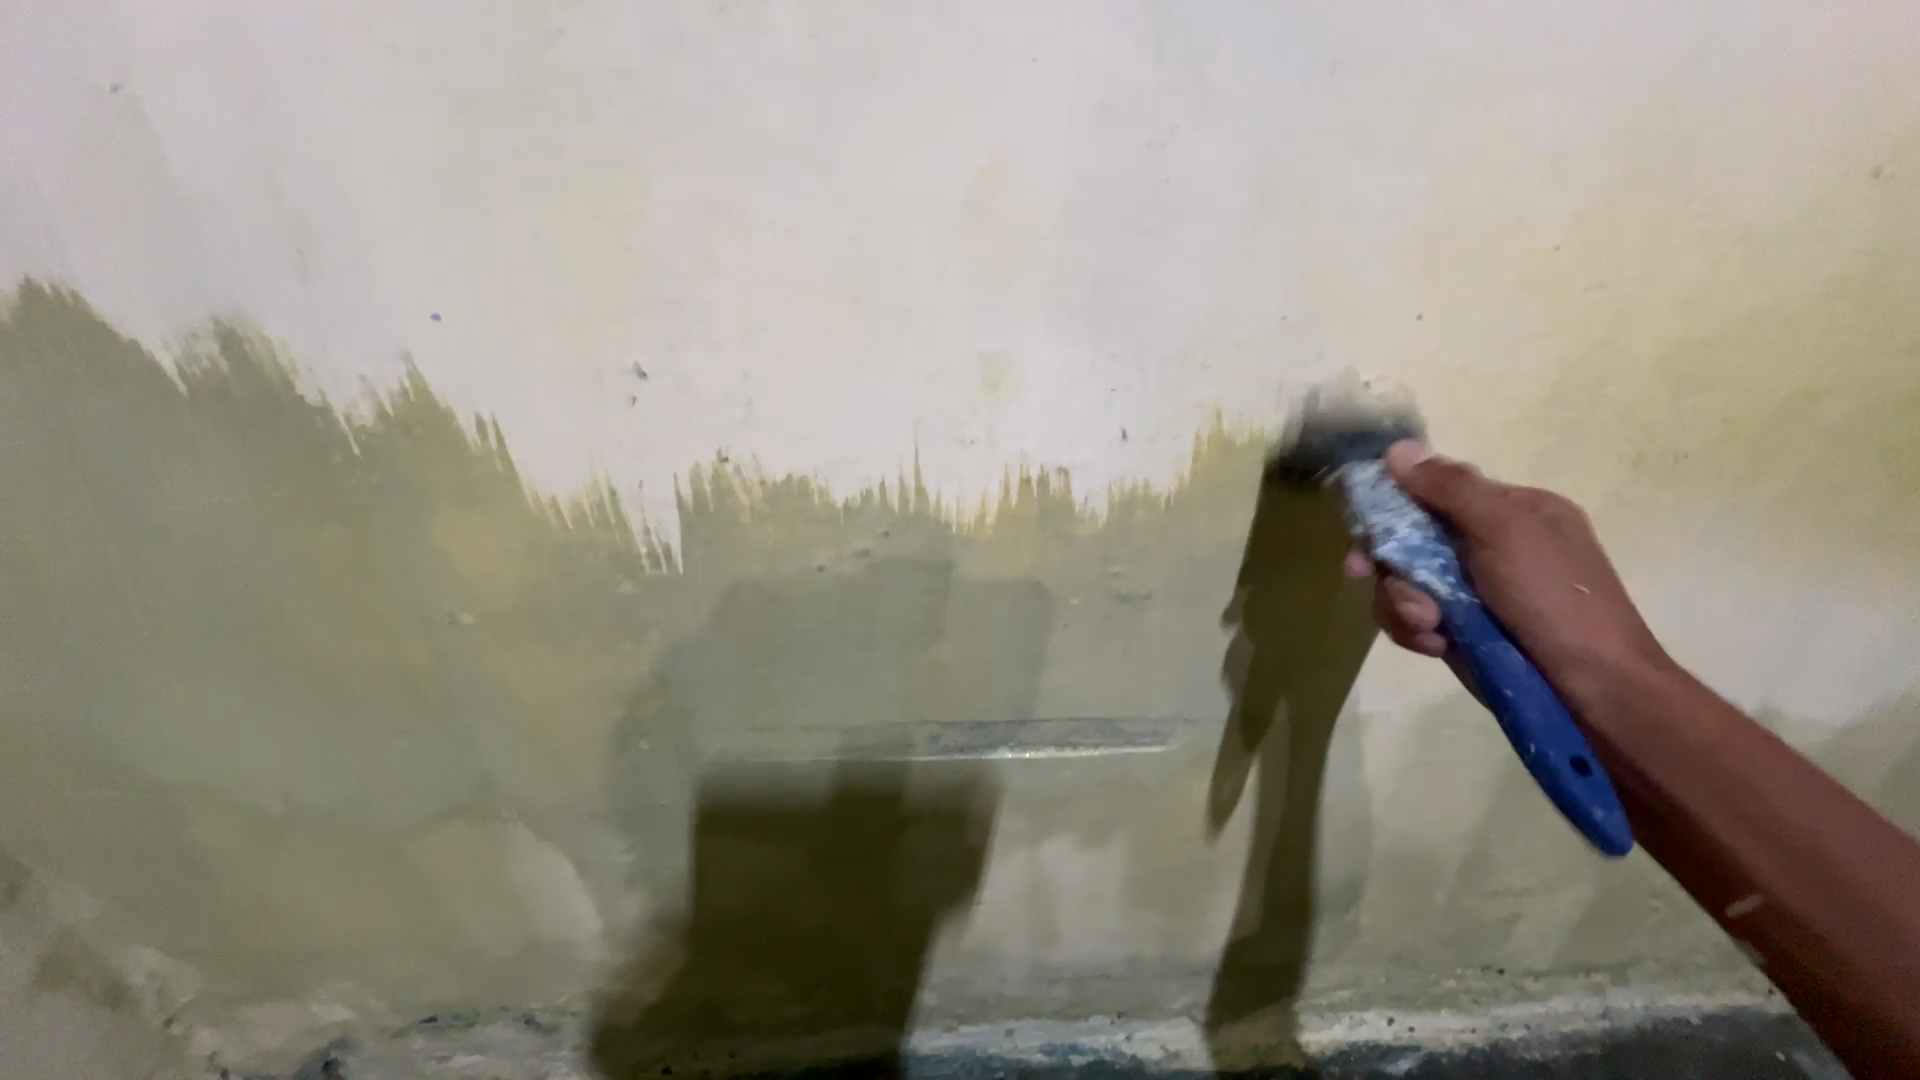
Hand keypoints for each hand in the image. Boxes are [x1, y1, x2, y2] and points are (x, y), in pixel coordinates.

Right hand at [1348, 441, 1674, 706]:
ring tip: (1430, 626)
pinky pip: (1408, 619)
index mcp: (1509, 510)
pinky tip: (1436, 643)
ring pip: (1399, 583)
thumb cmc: (1554, 598)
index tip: (1364, 525)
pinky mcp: (1454, 629)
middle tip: (1360, 574)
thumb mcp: (1506, 529)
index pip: (1433, 491)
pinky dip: (1414, 631)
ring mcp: (1467, 590)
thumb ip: (1450, 488)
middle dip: (1389, 563)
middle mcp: (1484, 545)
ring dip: (1402, 604)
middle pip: (1405, 539)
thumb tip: (1396, 449)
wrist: (1587, 689)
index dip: (1391, 506)